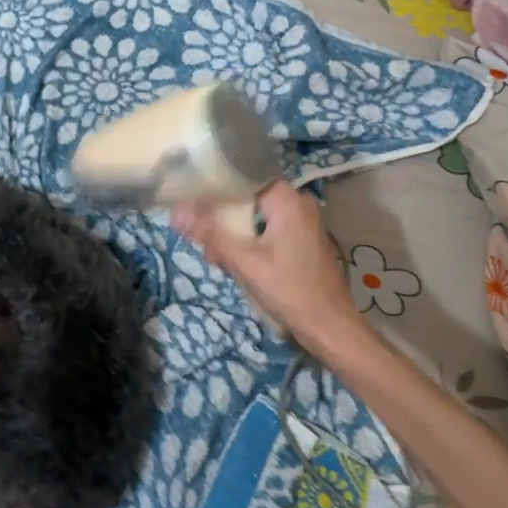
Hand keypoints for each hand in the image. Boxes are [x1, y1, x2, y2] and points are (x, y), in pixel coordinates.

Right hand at [172, 181, 361, 346]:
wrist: (332, 329)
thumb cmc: (289, 290)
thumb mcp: (243, 260)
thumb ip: (209, 232)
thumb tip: (175, 213)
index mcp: (286, 199)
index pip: (239, 178)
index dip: (211, 188)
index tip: (188, 202)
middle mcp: (297, 202)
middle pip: (245, 197)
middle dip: (219, 216)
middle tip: (198, 236)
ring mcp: (302, 221)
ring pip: (254, 215)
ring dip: (232, 232)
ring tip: (213, 254)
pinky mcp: (302, 239)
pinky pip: (267, 228)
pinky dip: (248, 239)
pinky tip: (233, 260)